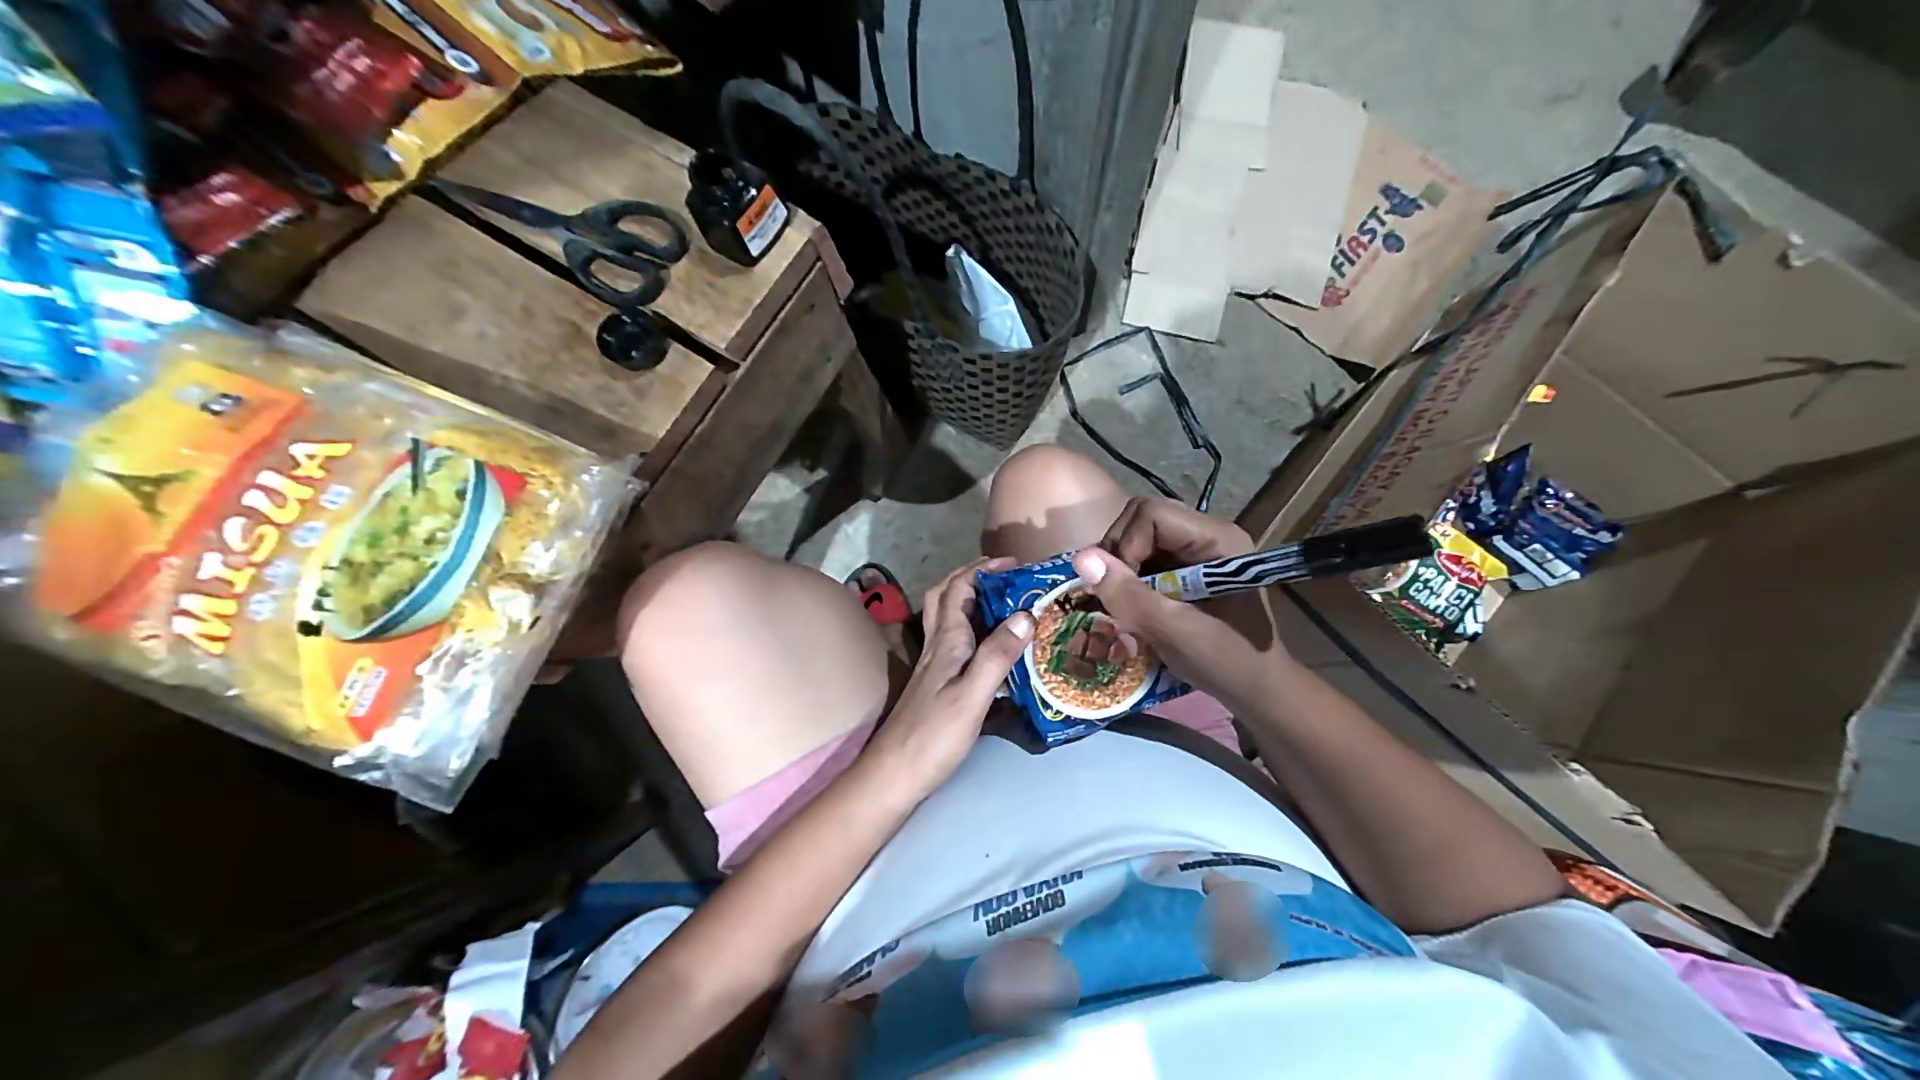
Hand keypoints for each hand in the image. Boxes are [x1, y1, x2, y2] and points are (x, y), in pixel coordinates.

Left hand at [862, 557, 1033, 793]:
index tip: (1014, 563)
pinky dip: (971, 629)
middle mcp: (936, 645)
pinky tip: (989, 645)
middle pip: (945, 596)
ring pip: (946, 618)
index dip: (982, 570)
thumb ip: (997, 655)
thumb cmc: (934, 734)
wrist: (895, 773)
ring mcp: (933, 664)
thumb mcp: (973, 695)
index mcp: (946, 641)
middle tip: (1004, 576)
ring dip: (968, 599)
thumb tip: (1025, 614)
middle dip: (971, 576)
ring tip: (1002, 601)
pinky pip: (953, 641)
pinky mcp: (935, 683)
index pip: (958, 589)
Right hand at [1071, 498, 1282, 712]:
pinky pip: (1145, 555)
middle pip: (1142, 518)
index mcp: (1217, 540)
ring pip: (1139, 536)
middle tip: (1114, 593)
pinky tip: (1135, 605)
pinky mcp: (1187, 566)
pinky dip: (1130, 578)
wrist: (1259, 689)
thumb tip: (1081, 559)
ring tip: (1123, 602)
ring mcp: (1197, 549)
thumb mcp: (1175, 632)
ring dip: (1121, 567)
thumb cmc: (1227, 661)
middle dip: (1118, 553)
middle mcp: (1207, 534)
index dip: (1125, 544)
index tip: (1120, 587)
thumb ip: (1130, 596)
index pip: (1152, 515)